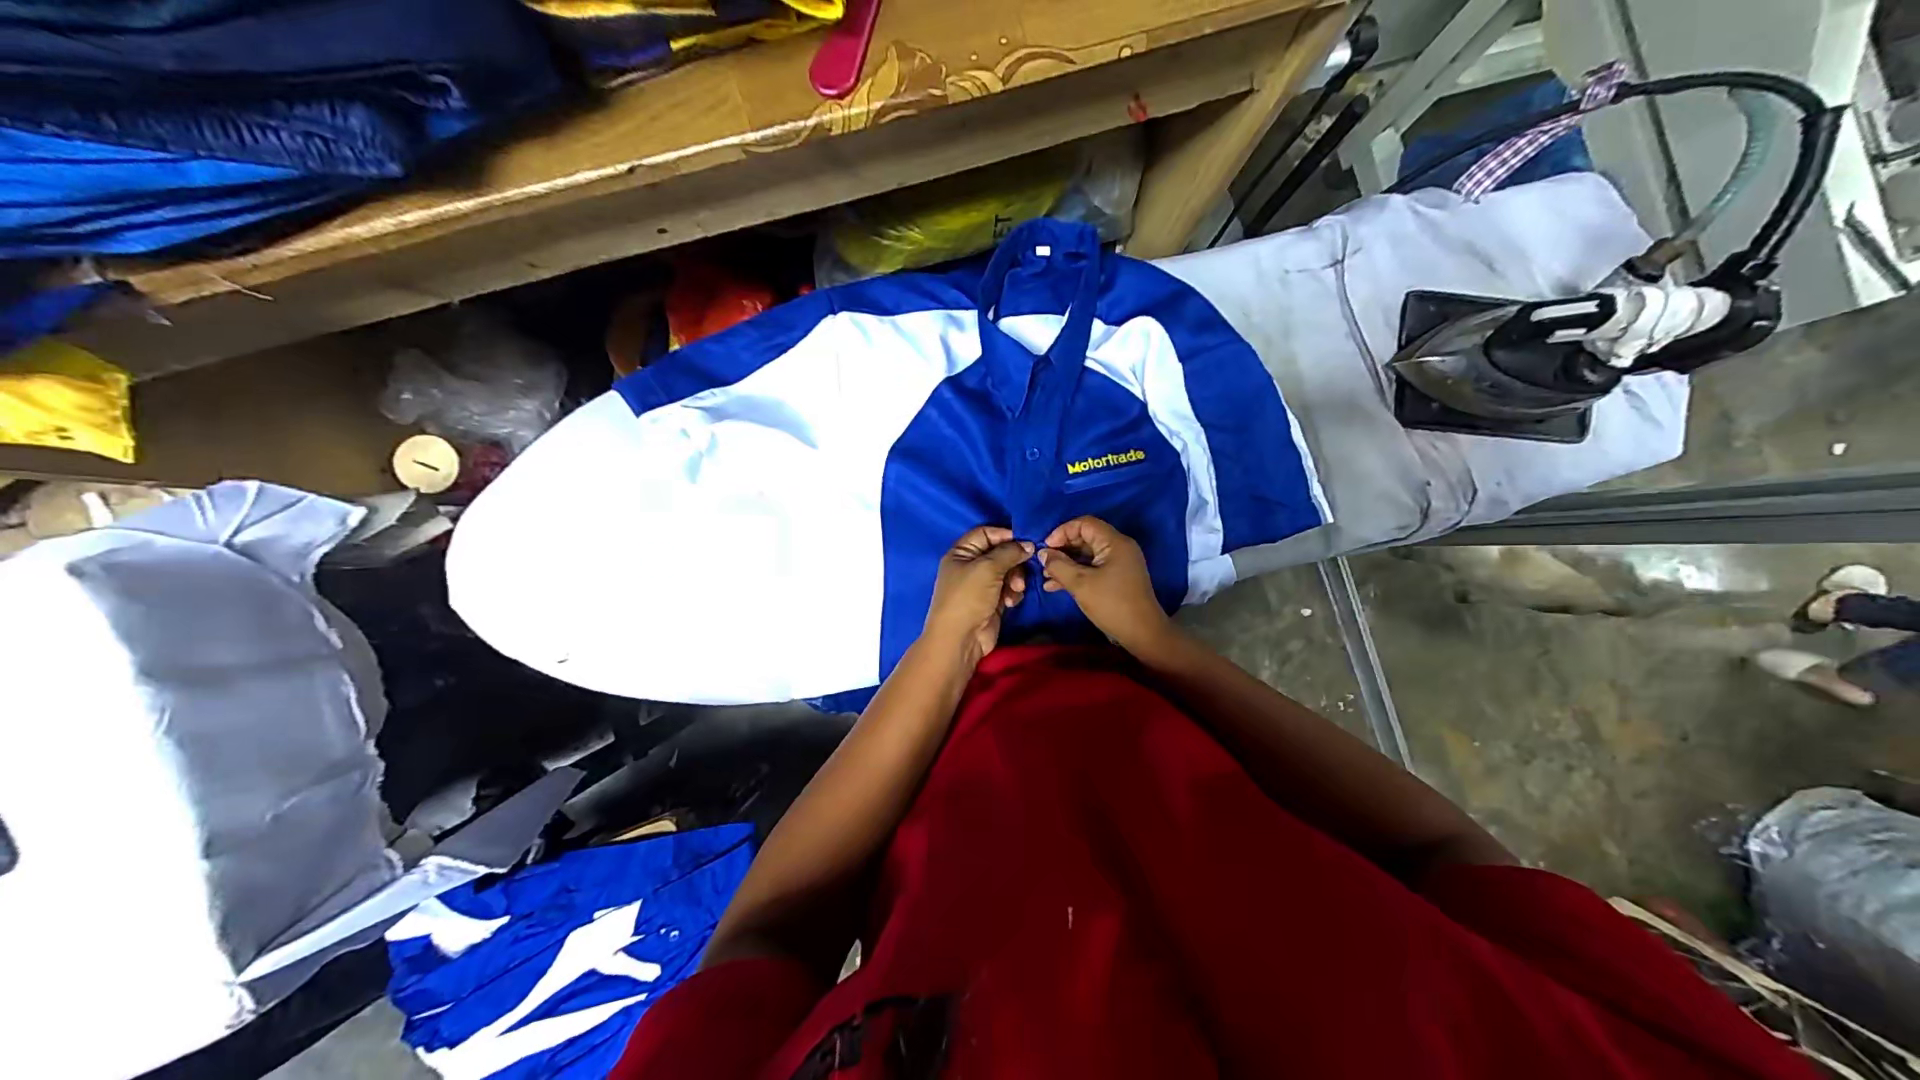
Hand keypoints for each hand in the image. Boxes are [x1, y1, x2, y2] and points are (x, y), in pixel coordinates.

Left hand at [921, 526, 1033, 667]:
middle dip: (1014, 561)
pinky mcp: (992, 601)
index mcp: (961, 553)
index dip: (1005, 535)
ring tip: (1015, 590)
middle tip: (1022, 571)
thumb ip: (1009, 552)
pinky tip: (1011, 602)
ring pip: (1007, 571)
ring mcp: (981, 585)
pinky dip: (1013, 593)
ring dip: (1015, 579)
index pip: (985, 533)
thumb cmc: (968, 597)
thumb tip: (1028, 545)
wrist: (961, 639)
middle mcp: (970, 566)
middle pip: (1000, 553)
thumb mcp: (987, 568)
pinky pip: (1009, 589)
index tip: (1025, 541)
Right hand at [1039, 516, 1175, 655]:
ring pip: (1087, 555)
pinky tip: (1055, 586)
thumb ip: (1058, 565)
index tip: (1046, 548)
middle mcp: (1119, 547)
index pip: (1084, 524)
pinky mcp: (1117, 577)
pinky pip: (1092, 567)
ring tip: (1045, 576)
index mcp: (1114, 542)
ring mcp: (1119, 562)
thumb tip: (1043, 553)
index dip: (1062, 531)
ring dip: (1066, 563)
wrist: (1142, 633)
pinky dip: (1076, 573)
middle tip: (1043, 563)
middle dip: (1062, 549)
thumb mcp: (1080, 584)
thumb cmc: (1112, 604)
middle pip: (1085, 538)